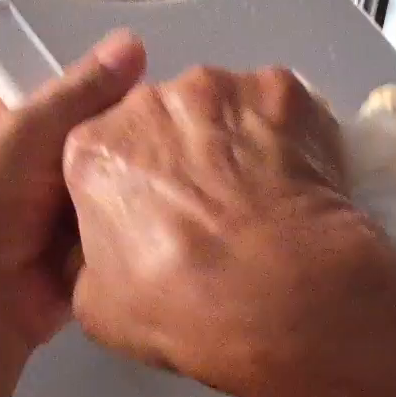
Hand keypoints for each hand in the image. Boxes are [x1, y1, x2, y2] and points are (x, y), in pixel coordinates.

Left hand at [0, 30, 146, 349]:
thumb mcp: (24, 134)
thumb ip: (79, 93)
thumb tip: (129, 45)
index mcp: (9, 129)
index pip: (70, 99)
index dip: (107, 94)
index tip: (152, 90)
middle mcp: (36, 171)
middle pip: (99, 145)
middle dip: (127, 146)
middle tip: (168, 137)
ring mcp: (61, 215)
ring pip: (115, 187)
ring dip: (136, 190)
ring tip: (174, 178)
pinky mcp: (85, 253)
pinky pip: (124, 228)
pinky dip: (137, 226)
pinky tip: (162, 218)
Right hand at [62, 65, 381, 388]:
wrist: (278, 293)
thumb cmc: (182, 306)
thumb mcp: (98, 308)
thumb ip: (89, 262)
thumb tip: (102, 253)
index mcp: (95, 151)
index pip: (104, 156)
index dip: (132, 189)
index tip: (157, 220)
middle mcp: (150, 102)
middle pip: (162, 121)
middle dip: (182, 157)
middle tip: (214, 212)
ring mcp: (221, 88)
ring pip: (222, 108)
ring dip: (235, 141)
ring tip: (264, 200)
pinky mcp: (283, 89)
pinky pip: (280, 108)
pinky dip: (290, 135)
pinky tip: (306, 180)